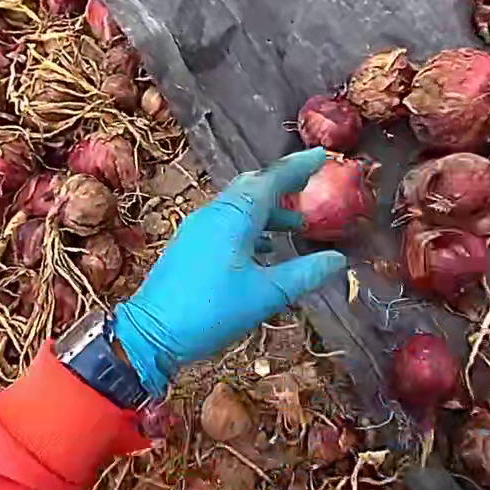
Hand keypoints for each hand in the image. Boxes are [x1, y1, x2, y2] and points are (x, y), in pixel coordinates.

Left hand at [112, 149, 347, 396]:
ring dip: (269, 210)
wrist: (151, 333)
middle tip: (310, 184)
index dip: (299, 168)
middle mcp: (216, 214)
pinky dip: (252, 228)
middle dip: (283, 184)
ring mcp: (200, 228)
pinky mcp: (192, 245)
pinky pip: (229, 224)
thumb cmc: (211, 311)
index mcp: (235, 217)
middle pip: (253, 187)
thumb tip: (337, 259)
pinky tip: (266, 249)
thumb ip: (304, 274)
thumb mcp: (266, 295)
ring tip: (297, 224)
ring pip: (240, 206)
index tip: (323, 156)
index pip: (272, 180)